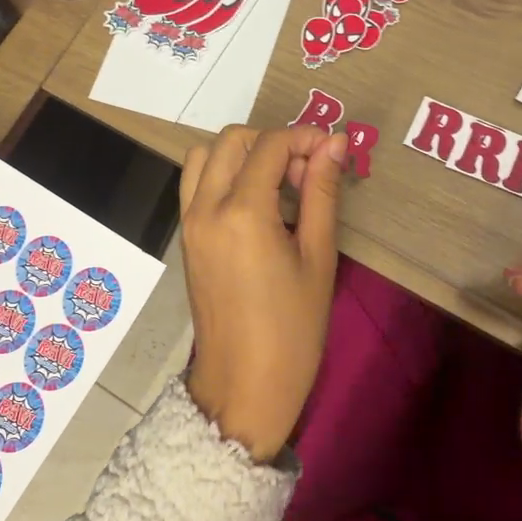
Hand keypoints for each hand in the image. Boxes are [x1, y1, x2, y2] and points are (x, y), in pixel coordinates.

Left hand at [180, 125, 347, 460]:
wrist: (245, 383)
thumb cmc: (293, 328)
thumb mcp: (318, 257)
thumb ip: (323, 192)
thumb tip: (336, 142)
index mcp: (242, 212)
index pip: (270, 144)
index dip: (305, 137)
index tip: (334, 151)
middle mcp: (206, 207)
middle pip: (232, 140)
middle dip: (272, 142)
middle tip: (306, 173)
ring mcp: (189, 221)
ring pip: (205, 156)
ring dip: (242, 153)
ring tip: (279, 184)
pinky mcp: (186, 237)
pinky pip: (196, 183)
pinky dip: (223, 174)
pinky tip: (256, 203)